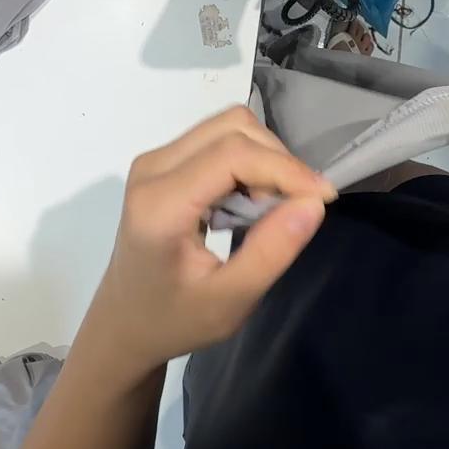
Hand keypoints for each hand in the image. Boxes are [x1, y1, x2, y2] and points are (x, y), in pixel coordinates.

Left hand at [77, 107, 335, 375]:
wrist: (124, 322)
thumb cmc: (175, 319)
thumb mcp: (230, 302)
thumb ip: (272, 251)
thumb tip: (314, 202)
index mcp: (160, 205)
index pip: (232, 155)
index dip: (284, 167)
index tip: (323, 197)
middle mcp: (152, 168)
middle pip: (232, 128)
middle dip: (276, 160)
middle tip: (293, 207)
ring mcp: (155, 159)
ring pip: (228, 126)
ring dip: (264, 158)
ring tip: (268, 207)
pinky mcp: (163, 159)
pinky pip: (218, 138)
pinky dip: (248, 160)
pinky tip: (249, 200)